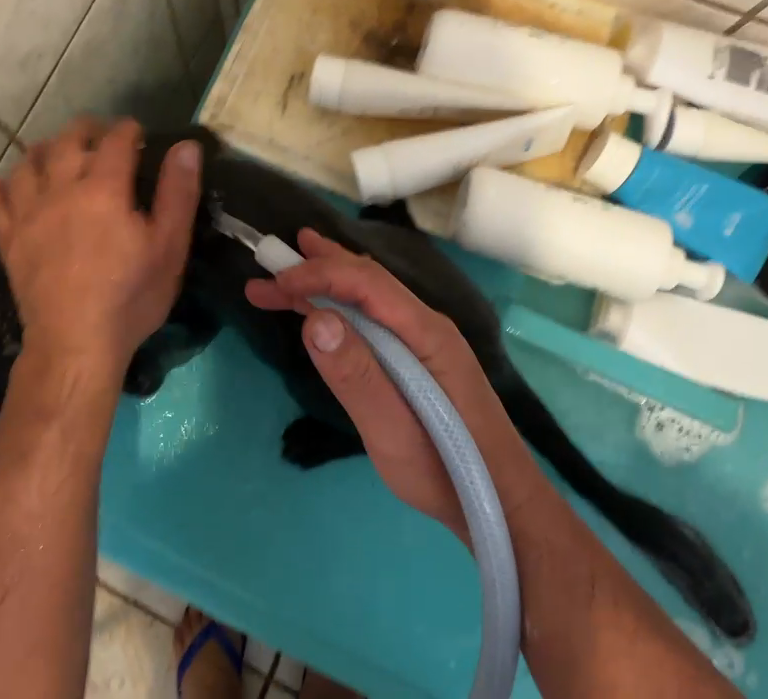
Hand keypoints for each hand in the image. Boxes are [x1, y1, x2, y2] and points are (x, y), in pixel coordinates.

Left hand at [0, 118, 201, 383]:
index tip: (138, 132)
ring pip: (29, 163)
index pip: (115, 141)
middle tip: (99, 133)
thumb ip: (178, 193)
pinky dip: (3, 185)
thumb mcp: (169, 247)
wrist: (75, 342)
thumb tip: (186, 146)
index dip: (128, 130)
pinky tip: (7, 182)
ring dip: (44, 149)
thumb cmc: (130, 296)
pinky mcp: (9, 240)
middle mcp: (61, 189)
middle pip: (67, 142)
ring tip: (56, 151)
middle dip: (86, 130)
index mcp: (104, 188)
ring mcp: (29, 214)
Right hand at [245, 230, 529, 534]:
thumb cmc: (446, 471)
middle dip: (316, 267)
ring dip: (325, 283)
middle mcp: (426, 326)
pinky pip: (374, 320)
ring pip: (369, 297)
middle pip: (367, 280)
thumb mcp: (392, 431)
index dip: (319, 274)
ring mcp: (424, 343)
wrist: (500, 504)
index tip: (274, 281)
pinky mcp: (418, 362)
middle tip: (268, 263)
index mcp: (426, 333)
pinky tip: (320, 311)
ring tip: (285, 272)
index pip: (366, 282)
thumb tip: (316, 319)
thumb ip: (356, 376)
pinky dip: (340, 308)